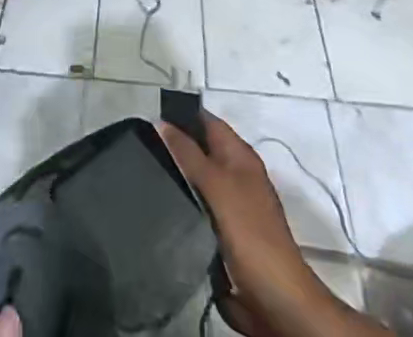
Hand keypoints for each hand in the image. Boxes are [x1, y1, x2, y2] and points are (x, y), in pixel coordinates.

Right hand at [160, 114, 386, 336]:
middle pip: (200, 149)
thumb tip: (163, 123)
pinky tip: (155, 202)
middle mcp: (235, 175)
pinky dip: (178, 200)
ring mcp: (229, 205)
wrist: (275, 298)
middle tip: (137, 142)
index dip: (183, 115)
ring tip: (138, 168)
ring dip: (174, 173)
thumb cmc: (250, 234)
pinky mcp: (221, 232)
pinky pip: (194, 205)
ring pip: (195, 179)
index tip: (149, 114)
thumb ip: (189, 155)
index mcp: (240, 158)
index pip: (208, 123)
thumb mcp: (218, 187)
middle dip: (173, 144)